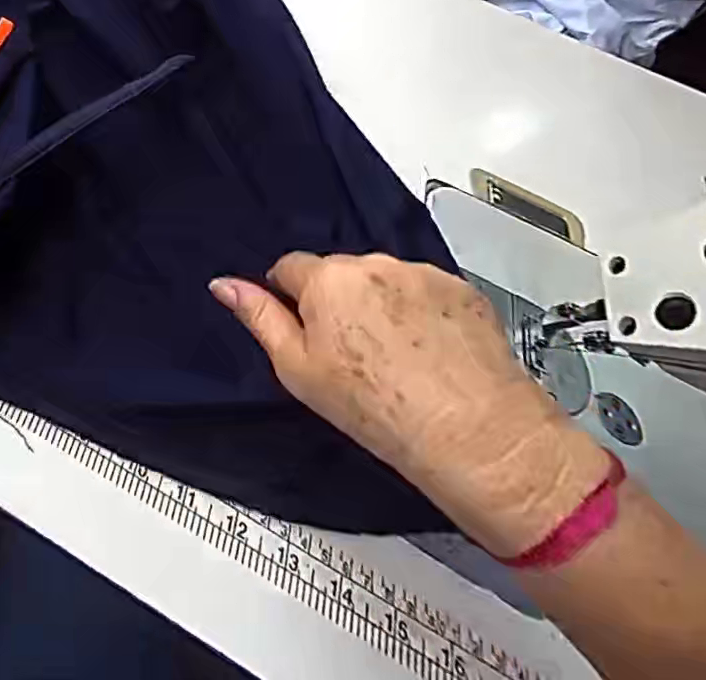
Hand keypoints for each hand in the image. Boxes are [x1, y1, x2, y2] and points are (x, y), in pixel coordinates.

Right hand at [211, 254, 613, 555]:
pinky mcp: (463, 290)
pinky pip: (421, 289)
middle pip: (335, 271)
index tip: (306, 332)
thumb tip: (225, 285)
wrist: (480, 440)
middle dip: (335, 300)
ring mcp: (422, 275)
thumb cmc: (382, 409)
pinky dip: (417, 310)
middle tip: (348, 350)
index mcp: (326, 279)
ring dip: (376, 303)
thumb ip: (258, 316)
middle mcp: (373, 265)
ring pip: (378, 279)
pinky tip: (423, 350)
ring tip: (392, 354)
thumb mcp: (296, 367)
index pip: (286, 267)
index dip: (290, 300)